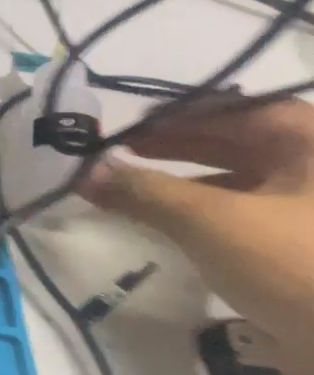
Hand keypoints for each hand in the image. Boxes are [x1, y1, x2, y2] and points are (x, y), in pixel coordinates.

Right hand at [78, 95, 313, 374]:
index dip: (184, 115)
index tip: (130, 128)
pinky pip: (252, 212)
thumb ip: (143, 191)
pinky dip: (208, 211)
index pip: (245, 111)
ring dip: (191, 181)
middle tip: (124, 154)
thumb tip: (84, 172)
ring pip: (247, 180)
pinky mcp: (308, 245)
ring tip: (136, 190)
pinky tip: (172, 224)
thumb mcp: (209, 221)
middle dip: (183, 146)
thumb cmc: (295, 262)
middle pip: (248, 143)